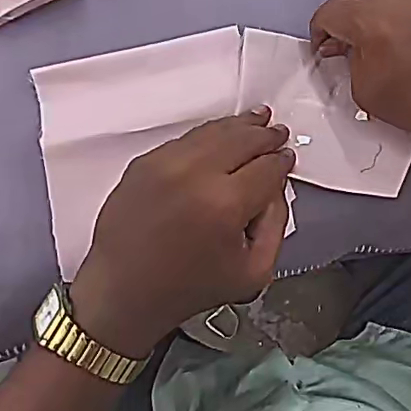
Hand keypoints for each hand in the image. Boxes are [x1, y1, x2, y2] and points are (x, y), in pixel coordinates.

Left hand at [69, 109, 293, 359]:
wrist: (125, 290)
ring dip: (239, 125)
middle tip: (277, 132)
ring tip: (256, 119)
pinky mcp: (144, 163)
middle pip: (242, 139)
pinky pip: (185, 139)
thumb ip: (276, 224)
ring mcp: (165, 164)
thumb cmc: (188, 287)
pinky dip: (207, 135)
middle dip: (265, 135)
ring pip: (212, 132)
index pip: (267, 167)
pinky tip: (220, 134)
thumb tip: (276, 188)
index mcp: (225, 205)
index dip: (282, 161)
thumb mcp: (254, 271)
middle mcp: (194, 175)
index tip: (286, 158)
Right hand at [309, 0, 410, 195]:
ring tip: (388, 38)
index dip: (320, 30)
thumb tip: (345, 43)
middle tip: (346, 29)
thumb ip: (349, 58)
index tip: (325, 44)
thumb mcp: (367, 91)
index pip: (330, 11)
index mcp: (376, 22)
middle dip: (341, 2)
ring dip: (377, 6)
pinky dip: (408, 9)